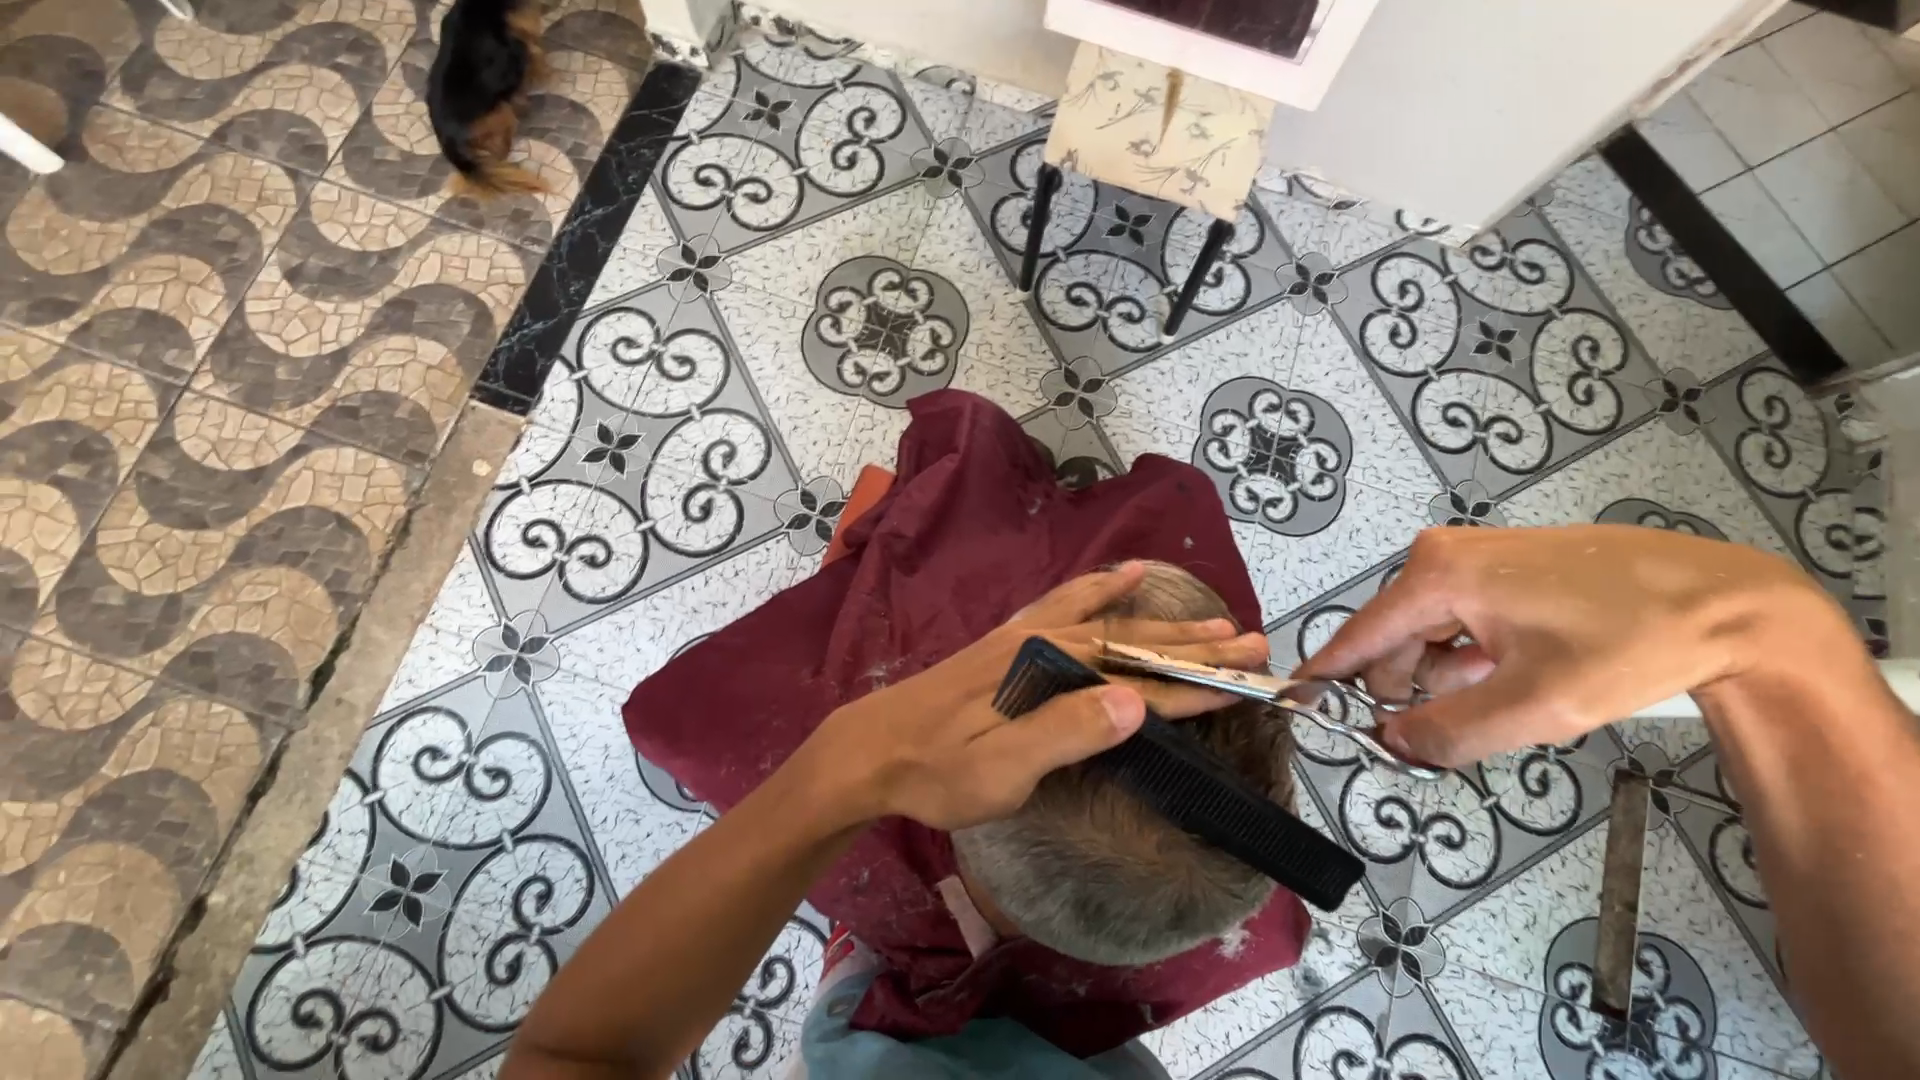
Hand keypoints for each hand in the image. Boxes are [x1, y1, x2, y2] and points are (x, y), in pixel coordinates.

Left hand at [792, 562, 1269, 831]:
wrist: (870, 748)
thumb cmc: (935, 770)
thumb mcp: (999, 769)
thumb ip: (1065, 734)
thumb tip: (1136, 704)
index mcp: (1050, 677)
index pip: (1138, 681)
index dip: (1196, 685)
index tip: (1248, 682)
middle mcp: (1045, 645)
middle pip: (1133, 642)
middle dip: (1195, 646)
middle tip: (1251, 640)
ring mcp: (1025, 638)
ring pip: (1108, 621)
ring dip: (1160, 620)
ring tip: (1208, 613)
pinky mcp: (1009, 641)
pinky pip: (1065, 602)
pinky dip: (1098, 587)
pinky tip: (1117, 576)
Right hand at [1298, 525, 1848, 766]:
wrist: (1735, 604)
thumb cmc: (1628, 646)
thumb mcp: (1535, 705)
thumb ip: (1448, 731)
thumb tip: (1389, 743)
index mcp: (1436, 574)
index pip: (1359, 634)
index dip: (1327, 672)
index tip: (1294, 697)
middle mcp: (1443, 552)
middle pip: (1396, 636)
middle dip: (1415, 684)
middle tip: (1461, 720)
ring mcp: (1476, 551)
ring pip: (1431, 628)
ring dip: (1454, 670)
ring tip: (1511, 689)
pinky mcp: (1504, 559)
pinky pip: (1462, 614)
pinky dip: (1476, 649)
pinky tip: (1523, 663)